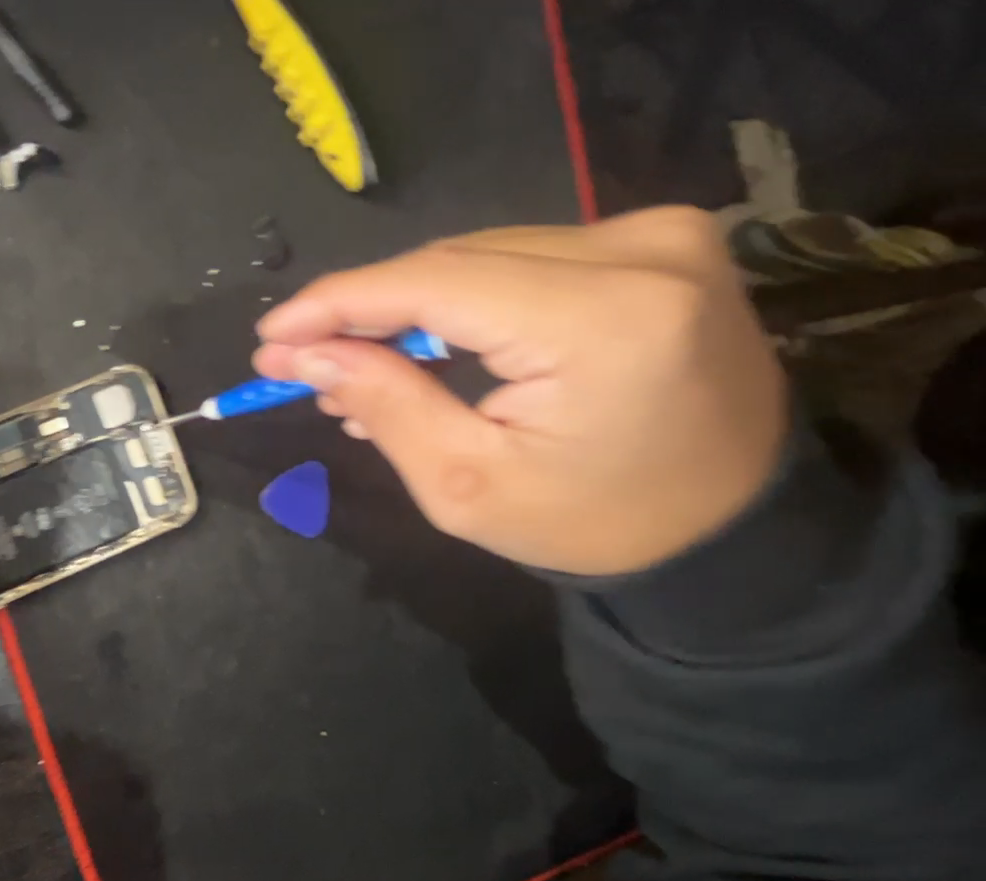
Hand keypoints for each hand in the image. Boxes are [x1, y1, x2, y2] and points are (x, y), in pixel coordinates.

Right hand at [254, 207, 788, 576]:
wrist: (727, 526)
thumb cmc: (592, 523)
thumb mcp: (466, 486)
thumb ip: (385, 404)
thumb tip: (302, 353)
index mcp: (600, 320)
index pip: (434, 283)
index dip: (338, 303)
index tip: (268, 335)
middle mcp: (638, 251)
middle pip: (454, 262)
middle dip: (363, 311)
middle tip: (295, 358)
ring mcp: (657, 237)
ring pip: (481, 256)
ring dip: (406, 309)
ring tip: (348, 367)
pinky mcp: (657, 243)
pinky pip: (521, 260)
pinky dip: (458, 302)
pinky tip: (416, 348)